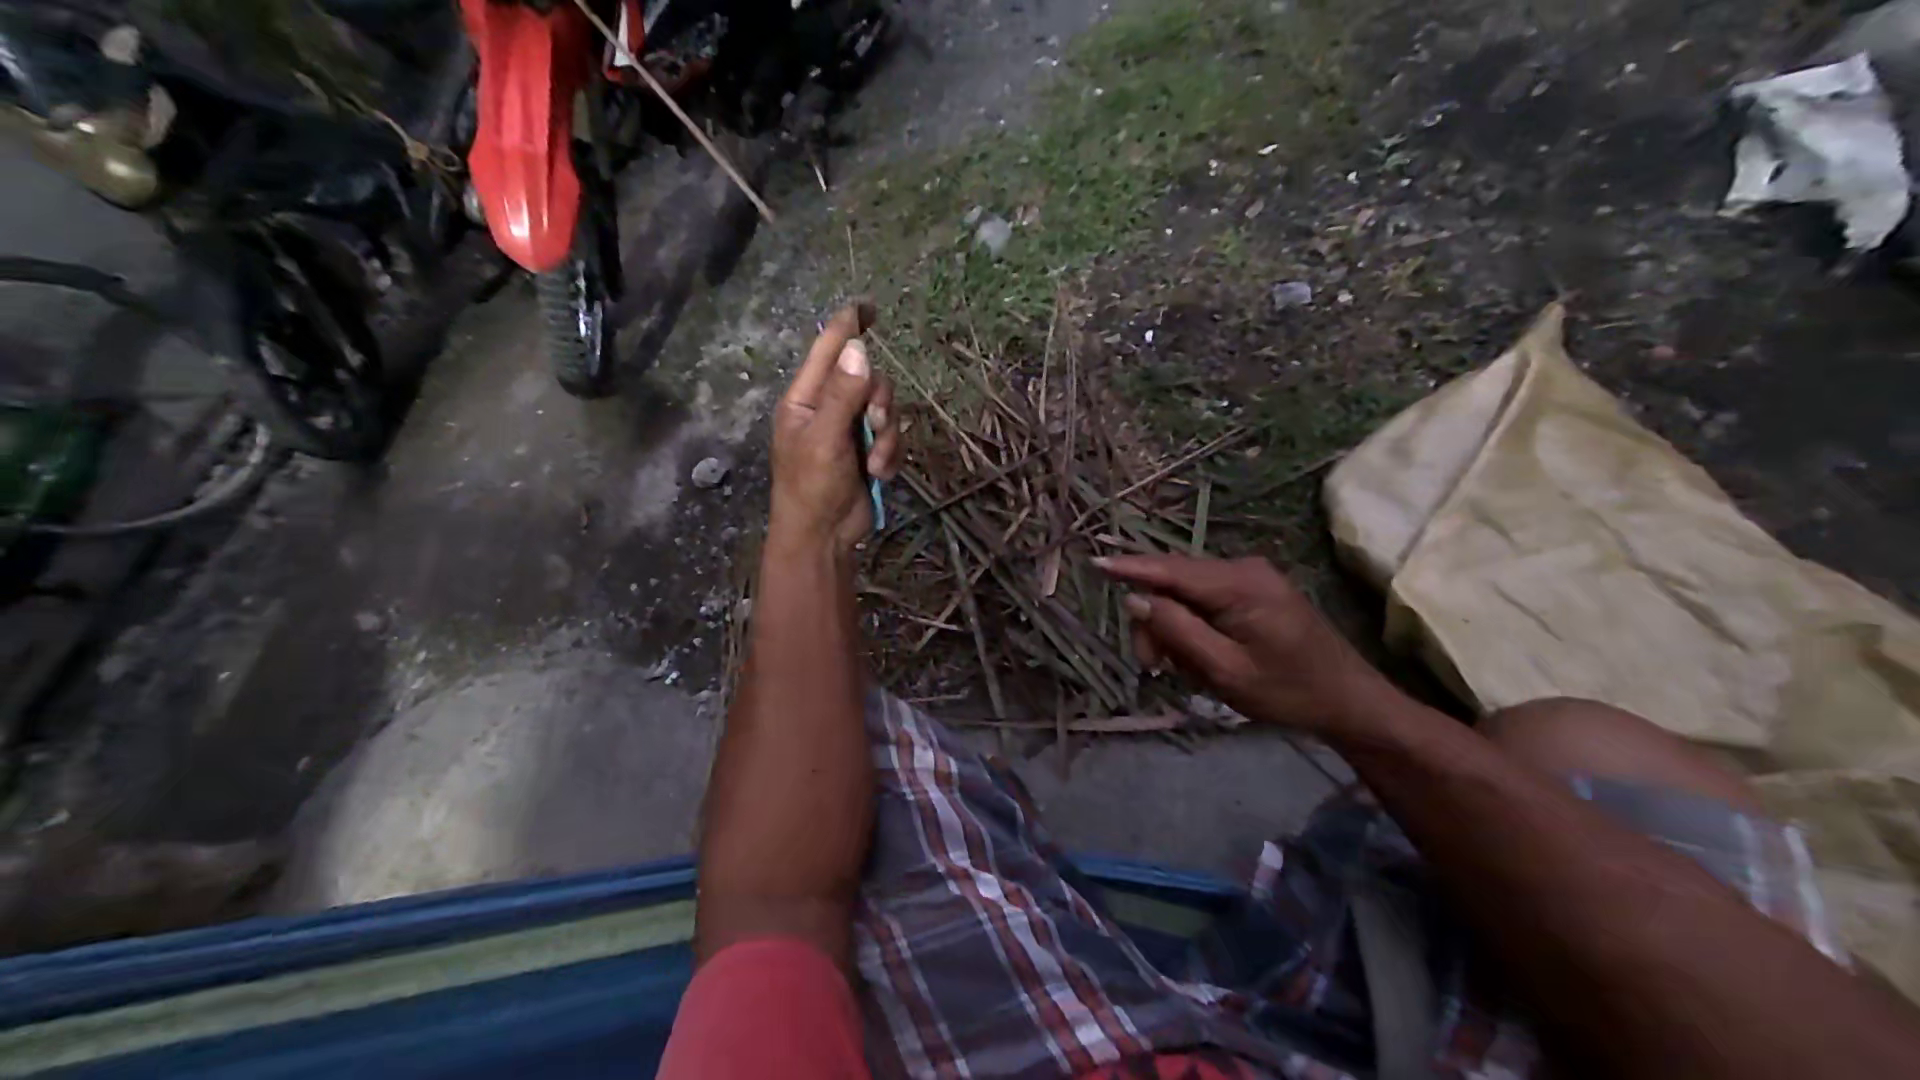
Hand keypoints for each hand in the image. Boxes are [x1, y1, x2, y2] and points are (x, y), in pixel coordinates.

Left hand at [770, 303, 901, 553]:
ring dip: (887, 437)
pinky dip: (890, 455)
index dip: (848, 327)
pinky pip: (892, 438)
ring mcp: (850, 431)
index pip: (828, 350)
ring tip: (874, 464)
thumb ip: (843, 394)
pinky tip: (880, 475)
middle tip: (876, 425)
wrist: (822, 537)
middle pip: (869, 380)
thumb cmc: (810, 487)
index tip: (869, 307)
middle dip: (879, 403)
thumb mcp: (824, 438)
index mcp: (806, 399)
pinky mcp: (868, 453)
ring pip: (885, 410)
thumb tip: (859, 348)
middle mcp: (829, 408)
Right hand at [1098, 554, 1394, 734]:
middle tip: (1154, 668)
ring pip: (1187, 594)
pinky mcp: (1255, 591)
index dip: (1130, 568)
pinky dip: (1194, 627)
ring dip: (1176, 630)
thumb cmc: (1289, 692)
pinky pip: (1206, 601)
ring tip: (1187, 671)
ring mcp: (1251, 578)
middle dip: (1157, 623)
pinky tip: (1203, 658)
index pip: (1170, 570)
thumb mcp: (1225, 670)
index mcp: (1239, 585)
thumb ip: (1178, 631)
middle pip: (1175, 584)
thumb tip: (1136, 598)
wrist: (1350, 702)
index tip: (1095, 563)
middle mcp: (1243, 569)